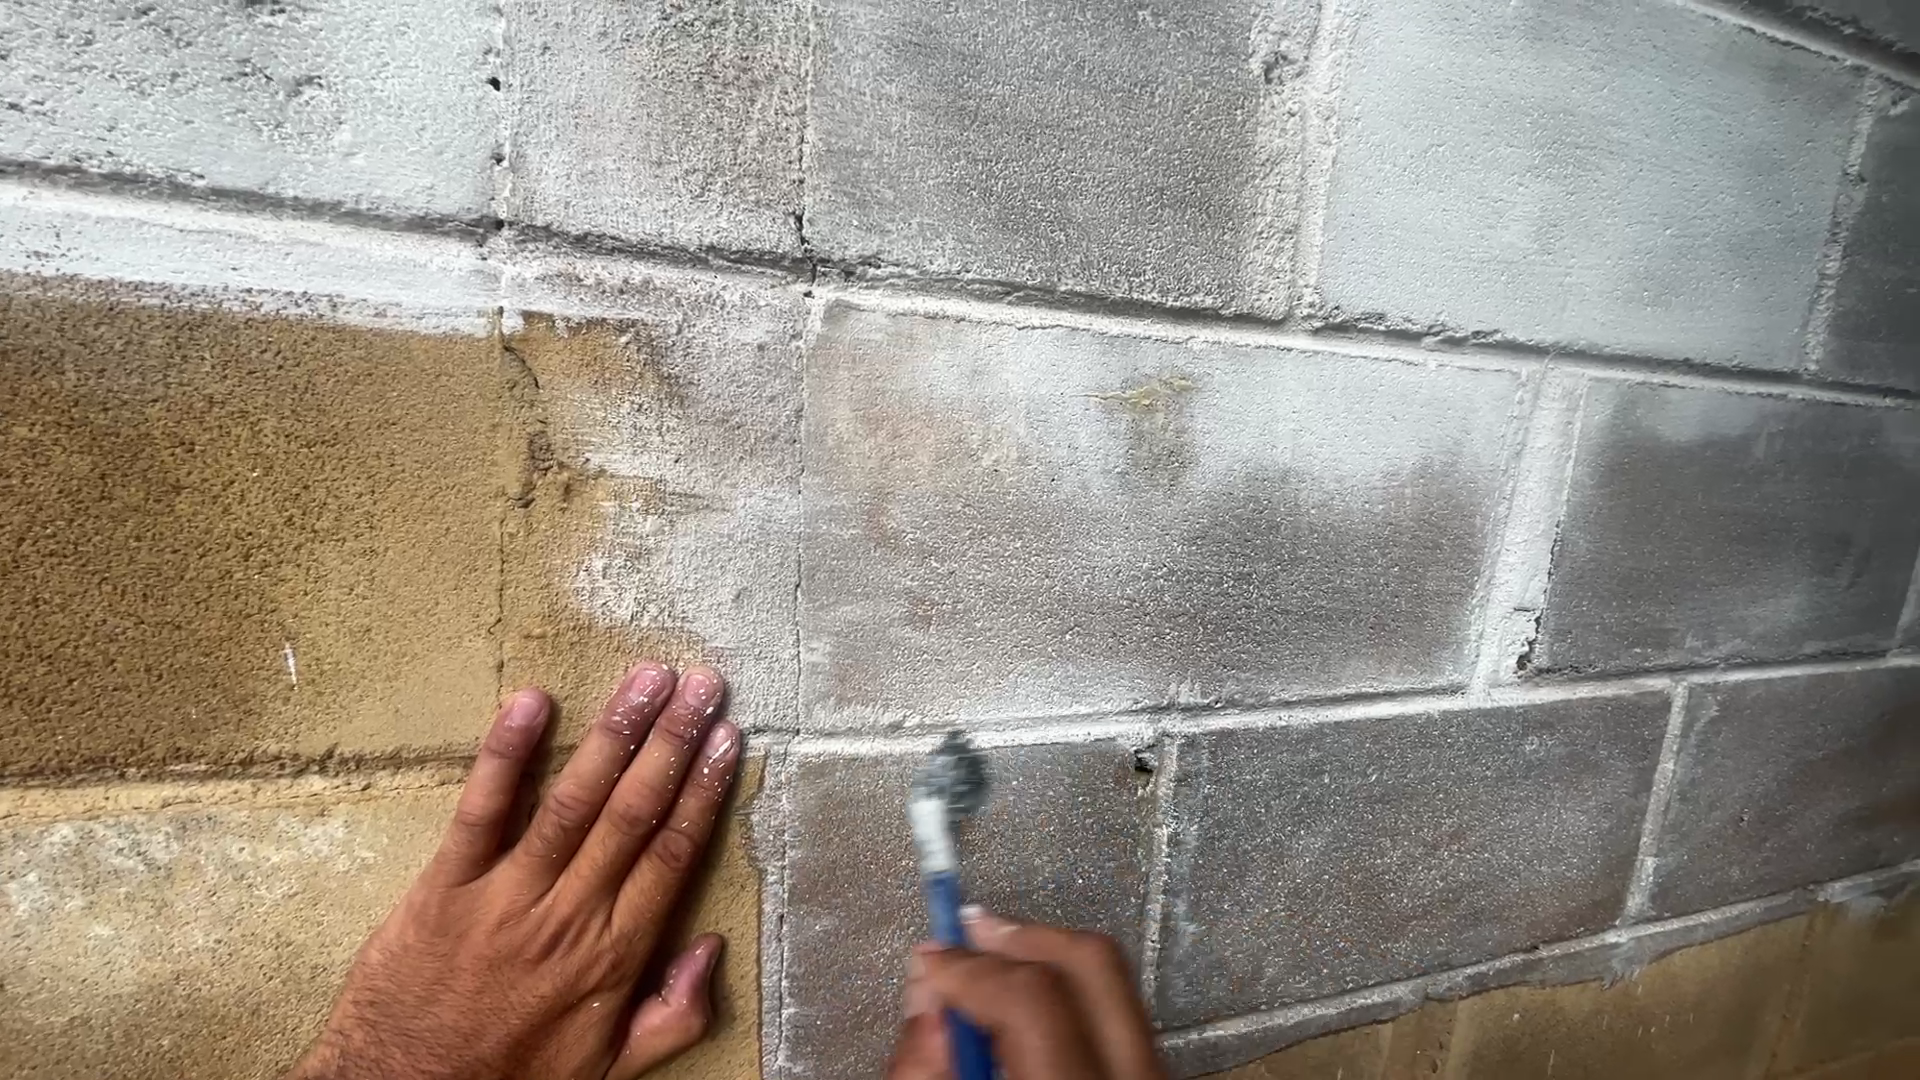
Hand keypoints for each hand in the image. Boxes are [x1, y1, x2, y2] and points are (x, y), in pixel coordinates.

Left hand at [283, 663, 741, 1079]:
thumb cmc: (513, 1077)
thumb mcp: (609, 1067)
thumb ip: (674, 1014)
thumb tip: (713, 947)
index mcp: (615, 950)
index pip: (674, 850)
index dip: (704, 788)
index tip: (727, 737)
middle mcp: (571, 912)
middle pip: (634, 811)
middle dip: (674, 740)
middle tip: (702, 685)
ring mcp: (507, 894)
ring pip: (574, 801)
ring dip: (615, 733)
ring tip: (647, 678)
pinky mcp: (445, 885)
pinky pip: (480, 811)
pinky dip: (505, 755)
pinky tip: (533, 702)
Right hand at [886, 909, 1166, 1079]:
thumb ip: (931, 1069)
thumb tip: (928, 995)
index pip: (1033, 999)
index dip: (970, 968)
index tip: (930, 963)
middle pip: (1092, 961)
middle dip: (1021, 934)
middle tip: (967, 929)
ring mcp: (1158, 1077)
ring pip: (1108, 978)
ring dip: (1042, 957)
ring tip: (989, 968)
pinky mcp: (1158, 1075)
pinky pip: (1115, 1009)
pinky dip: (1067, 994)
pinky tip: (1026, 1013)